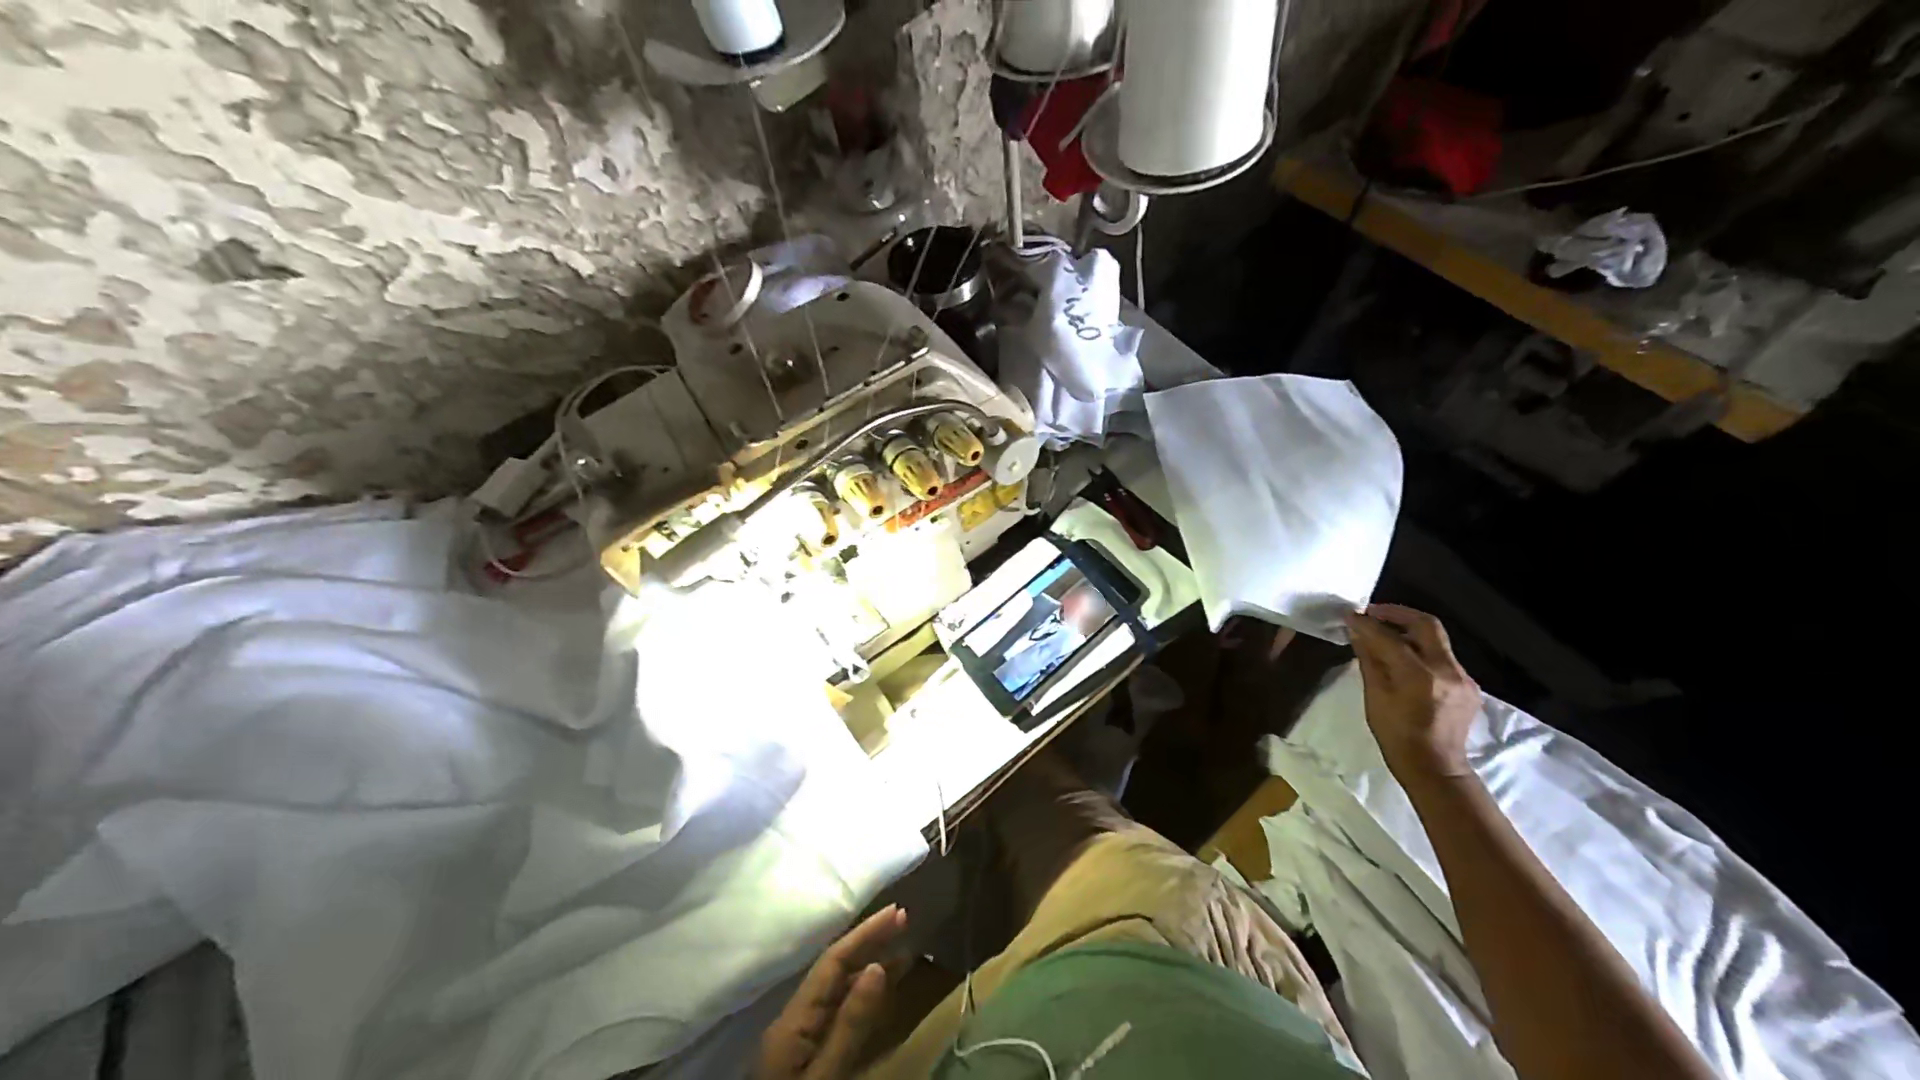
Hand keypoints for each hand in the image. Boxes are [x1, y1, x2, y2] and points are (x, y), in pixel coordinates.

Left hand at [753, 905, 908, 1079]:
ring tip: (903, 952)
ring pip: (838, 990)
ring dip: (870, 968)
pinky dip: (862, 997)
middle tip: (904, 922)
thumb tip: (878, 966)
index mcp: (794, 1017)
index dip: (866, 932)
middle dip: (869, 943)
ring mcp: (798, 1037)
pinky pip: (837, 1013)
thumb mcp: (826, 1074)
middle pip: (835, 970)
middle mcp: (794, 1018)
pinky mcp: (805, 1056)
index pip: (833, 961)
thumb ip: (851, 1022)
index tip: (897, 912)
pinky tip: (879, 993)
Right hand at [1344, 604, 1482, 781]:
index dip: (1368, 624)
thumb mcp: (1375, 697)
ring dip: (1409, 630)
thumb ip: (1369, 660)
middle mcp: (1447, 670)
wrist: (1435, 767)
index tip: (1351, 616)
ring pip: (1436, 640)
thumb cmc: (1396, 736)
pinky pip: (1442, 657)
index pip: (1390, 638)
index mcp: (1420, 677)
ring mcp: (1463, 677)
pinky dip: (1421, 649)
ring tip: (1385, 632)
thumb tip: (1358, 632)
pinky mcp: (1468, 684)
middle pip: (1426, 625)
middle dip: (1397, 613)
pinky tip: (1404, 657)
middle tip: (1373, 613)